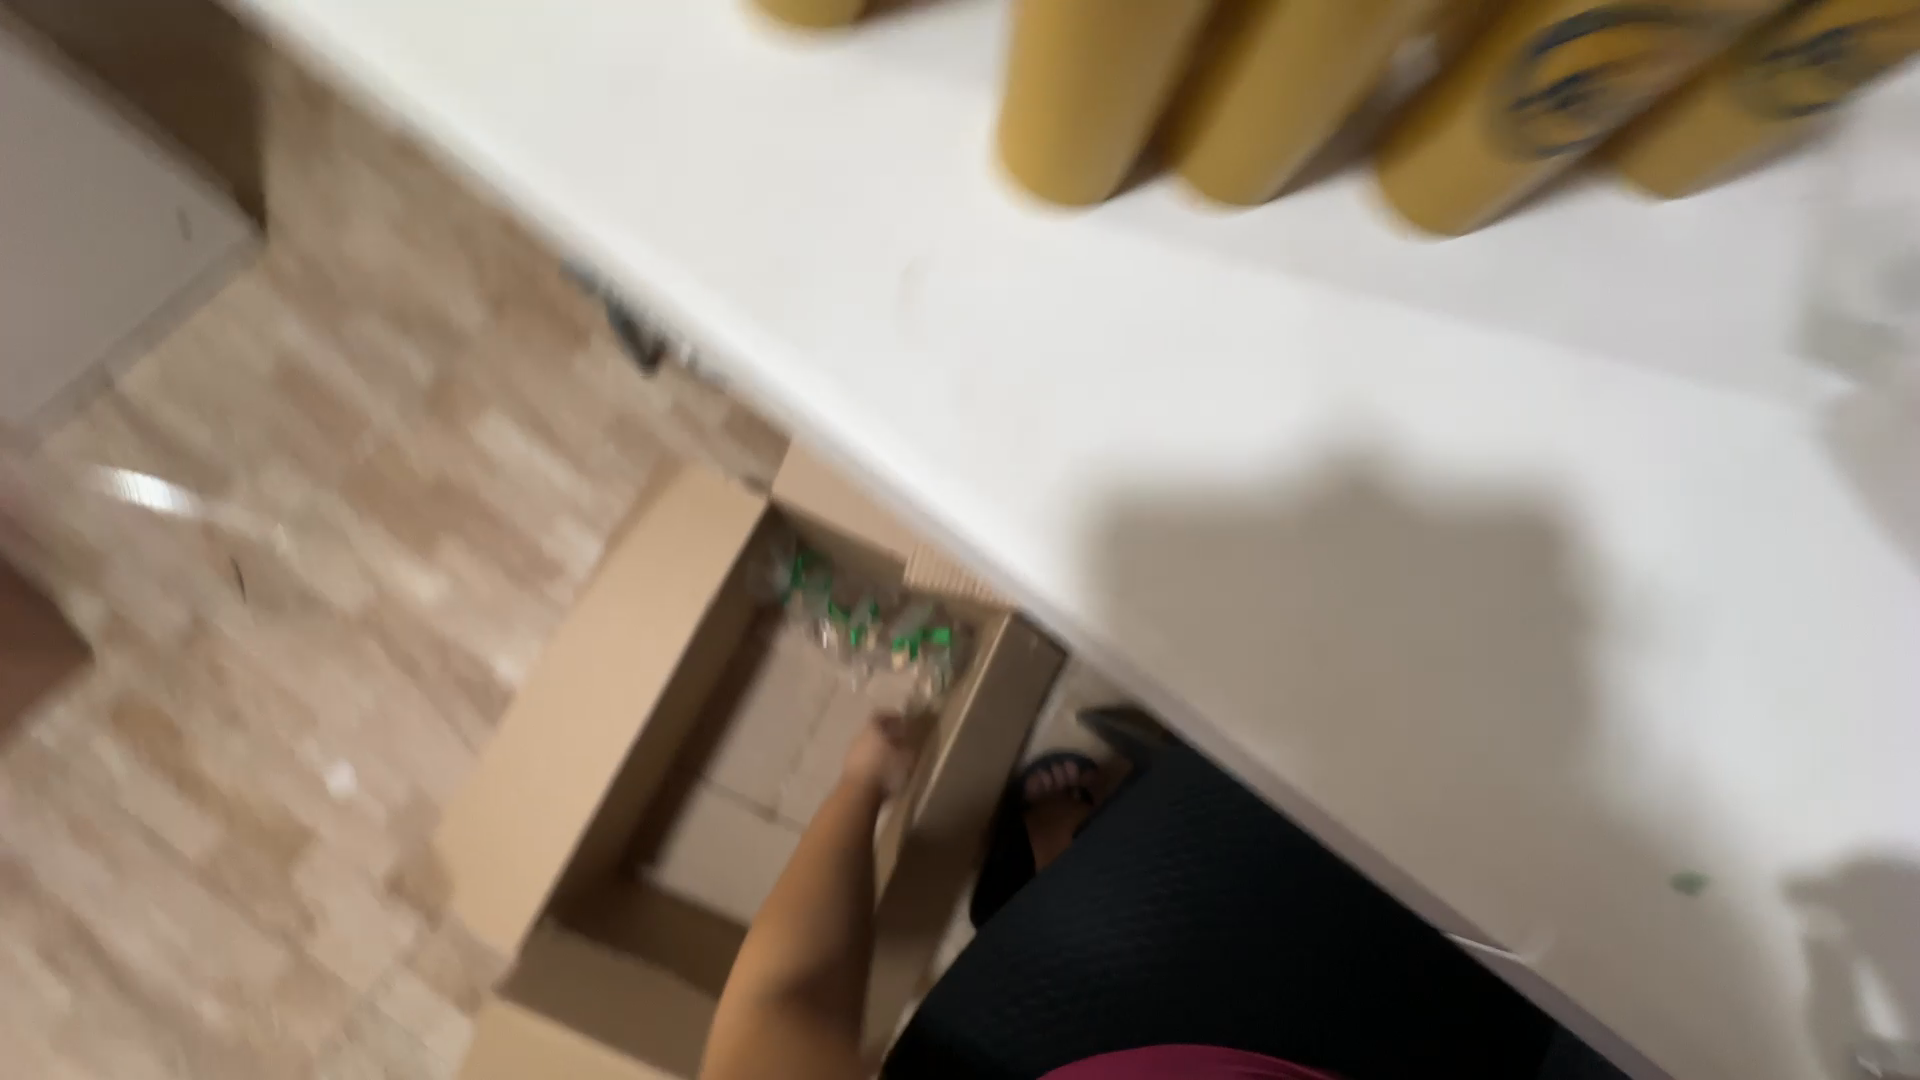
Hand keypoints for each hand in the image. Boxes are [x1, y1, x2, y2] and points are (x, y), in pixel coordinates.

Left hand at [840, 712, 918, 800]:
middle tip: (899, 739)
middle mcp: (860, 737)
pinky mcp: (848, 769)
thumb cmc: (886, 770)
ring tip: (892, 757)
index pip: (880, 715)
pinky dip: (872, 761)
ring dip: (878, 749)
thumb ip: (909, 745)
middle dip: (886, 733)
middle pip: (873, 730)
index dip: (891, 716)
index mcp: (873, 728)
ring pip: (867, 745)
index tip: (902, 721)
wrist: (858, 794)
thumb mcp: (906, 757)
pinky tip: (882, 771)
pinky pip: (863, 759)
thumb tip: (911, 738)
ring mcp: (852, 753)